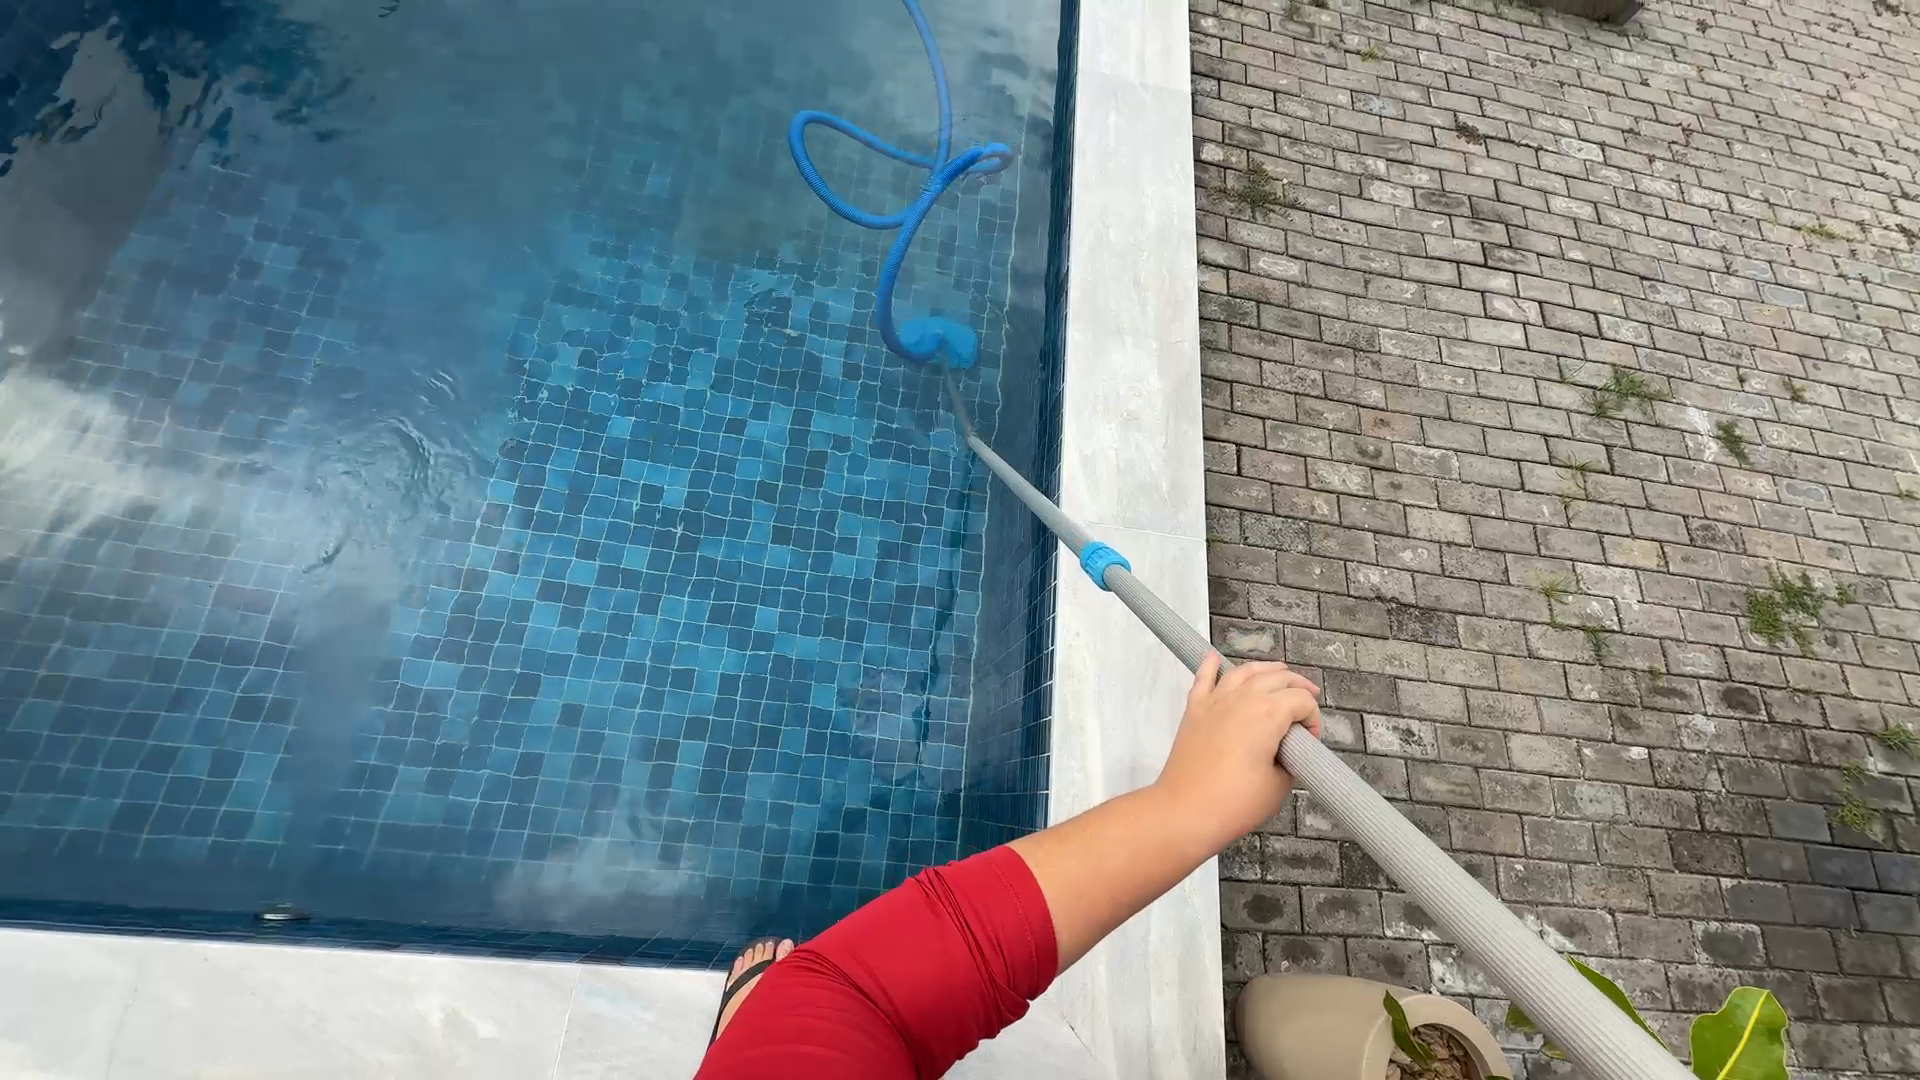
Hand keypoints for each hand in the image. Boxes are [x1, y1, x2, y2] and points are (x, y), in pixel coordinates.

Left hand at [1152, 651, 1321, 849]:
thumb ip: (1290, 759)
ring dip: (1265, 669)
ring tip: (1279, 672)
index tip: (1310, 741)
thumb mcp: (1280, 785)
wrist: (1187, 808)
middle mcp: (1241, 698)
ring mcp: (1215, 700)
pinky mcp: (1194, 708)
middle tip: (1308, 700)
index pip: (1301, 700)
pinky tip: (1214, 658)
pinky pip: (1204, 678)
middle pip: (1276, 678)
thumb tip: (1287, 749)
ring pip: (1244, 671)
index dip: (1313, 718)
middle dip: (1297, 686)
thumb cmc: (1236, 801)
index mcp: (1268, 713)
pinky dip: (1210, 665)